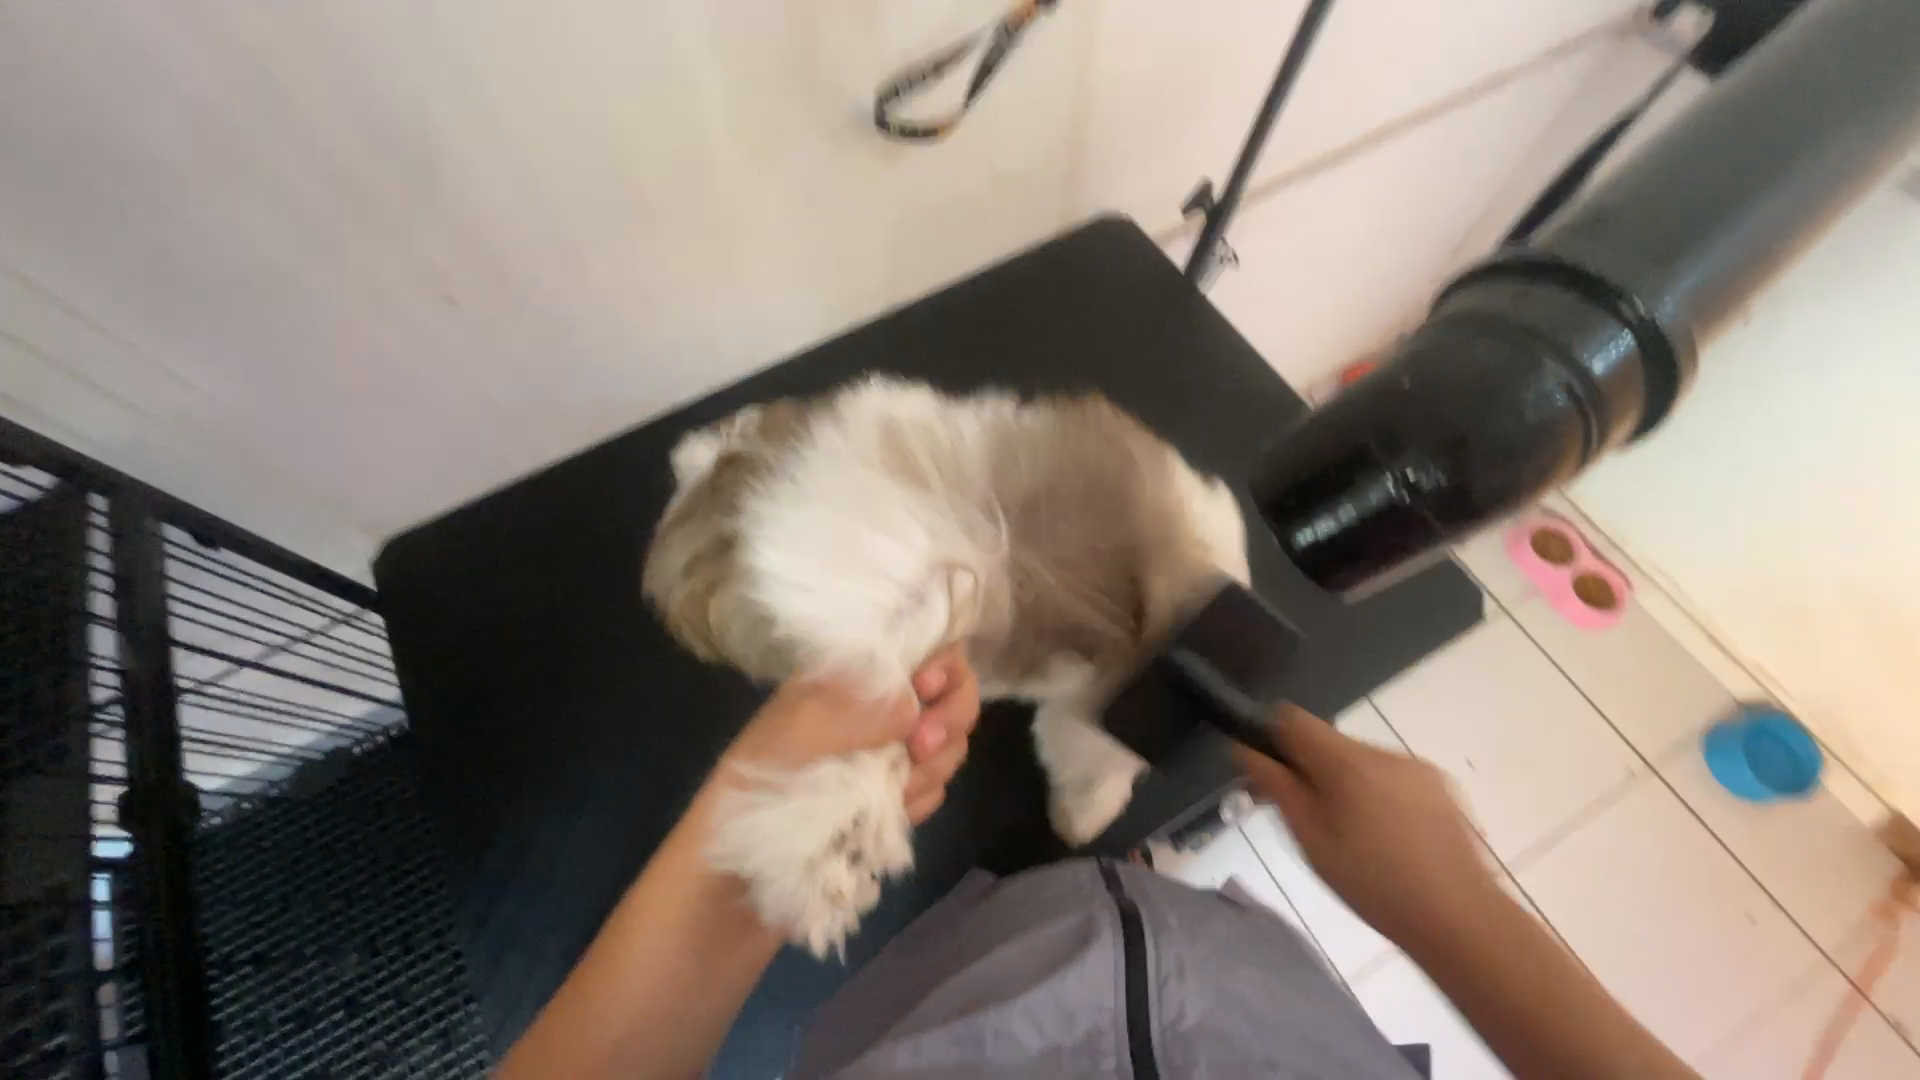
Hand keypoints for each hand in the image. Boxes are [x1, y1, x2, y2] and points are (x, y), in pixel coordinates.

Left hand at [721, 646, 979, 824]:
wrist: (747, 850)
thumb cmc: (769, 770)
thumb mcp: (812, 723)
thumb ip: (872, 705)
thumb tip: (918, 706)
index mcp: (862, 671)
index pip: (931, 646)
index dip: (943, 665)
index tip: (925, 689)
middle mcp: (885, 703)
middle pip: (954, 695)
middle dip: (948, 721)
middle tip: (919, 749)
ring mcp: (894, 748)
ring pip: (949, 746)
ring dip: (930, 768)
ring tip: (894, 790)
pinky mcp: (897, 790)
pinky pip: (934, 788)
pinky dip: (918, 800)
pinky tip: (891, 811)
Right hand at [1236, 705, 1500, 943]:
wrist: (1463, 922)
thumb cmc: (1374, 885)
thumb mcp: (1310, 840)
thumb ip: (1276, 787)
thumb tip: (1244, 750)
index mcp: (1347, 761)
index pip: (1292, 718)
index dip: (1270, 737)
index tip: (1267, 774)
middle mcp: (1383, 752)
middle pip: (1326, 742)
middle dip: (1308, 769)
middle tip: (1303, 816)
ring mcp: (1417, 768)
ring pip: (1358, 760)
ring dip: (1342, 783)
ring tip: (1349, 834)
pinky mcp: (1441, 788)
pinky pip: (1389, 777)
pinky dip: (1375, 794)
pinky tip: (1385, 838)